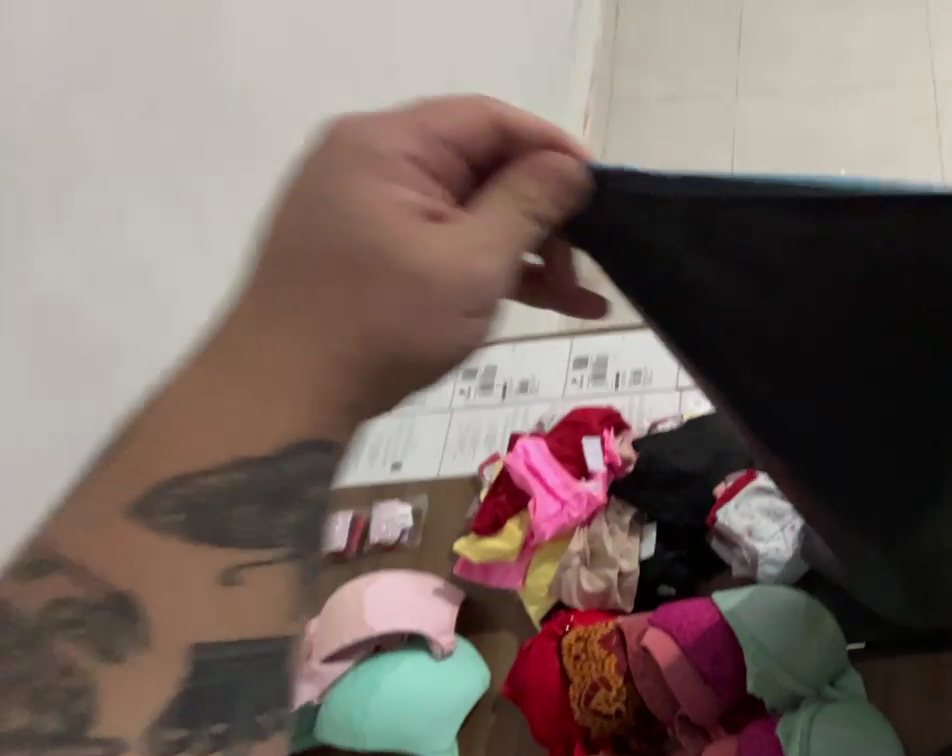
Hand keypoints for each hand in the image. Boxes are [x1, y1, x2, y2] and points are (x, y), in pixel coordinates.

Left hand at [228, 95, 608, 412]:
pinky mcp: (387, 250)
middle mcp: (381, 163)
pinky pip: (461, 244)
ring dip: (538, 251)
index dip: (553, 149)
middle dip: (549, 214)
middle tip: (594, 262)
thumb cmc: (385, 320)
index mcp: (391, 146)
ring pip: (482, 212)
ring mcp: (382, 209)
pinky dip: (508, 269)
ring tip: (583, 299)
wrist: (293, 388)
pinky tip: (561, 304)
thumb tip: (574, 168)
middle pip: (488, 167)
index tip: (607, 192)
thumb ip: (527, 206)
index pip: (489, 121)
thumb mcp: (472, 262)